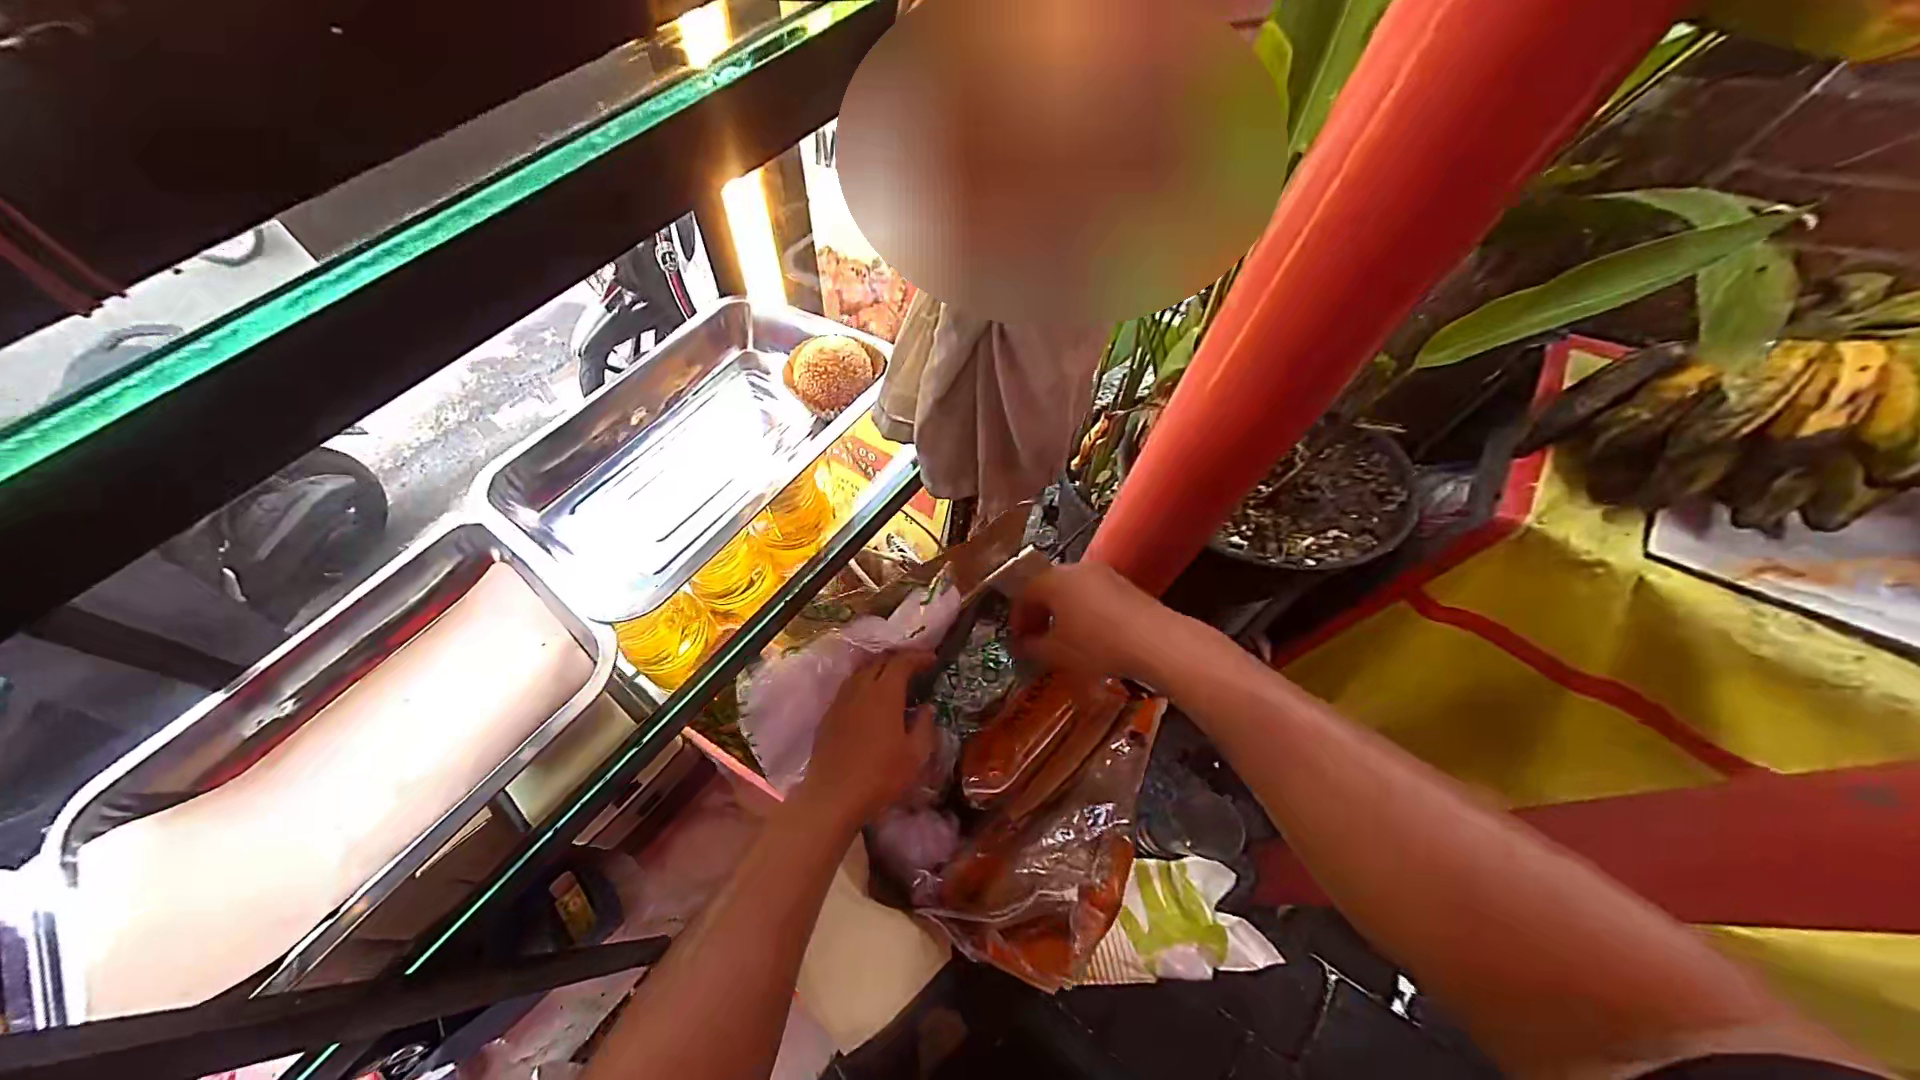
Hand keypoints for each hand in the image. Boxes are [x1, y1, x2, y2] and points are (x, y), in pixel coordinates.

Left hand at [795, 650, 937, 829]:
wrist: (833, 797)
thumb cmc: (880, 776)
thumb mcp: (916, 755)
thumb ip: (925, 726)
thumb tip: (927, 708)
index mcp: (884, 693)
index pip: (902, 662)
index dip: (918, 657)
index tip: (933, 660)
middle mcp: (860, 689)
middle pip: (879, 661)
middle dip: (899, 659)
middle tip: (915, 668)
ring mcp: (841, 701)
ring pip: (861, 673)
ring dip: (879, 670)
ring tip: (893, 681)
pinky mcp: (828, 715)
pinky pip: (849, 688)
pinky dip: (864, 685)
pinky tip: (870, 701)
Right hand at [1010, 561, 1188, 684]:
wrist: (1156, 642)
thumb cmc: (1098, 645)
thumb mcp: (1056, 653)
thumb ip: (1031, 647)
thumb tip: (1022, 645)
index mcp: (1054, 580)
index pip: (1024, 594)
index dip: (1017, 619)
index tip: (1017, 641)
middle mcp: (1077, 569)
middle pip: (1048, 588)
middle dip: (1039, 615)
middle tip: (1036, 640)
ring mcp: (1104, 574)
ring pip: (1072, 591)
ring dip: (1062, 613)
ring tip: (1064, 640)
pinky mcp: (1125, 585)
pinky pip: (1094, 596)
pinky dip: (1084, 612)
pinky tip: (1091, 636)